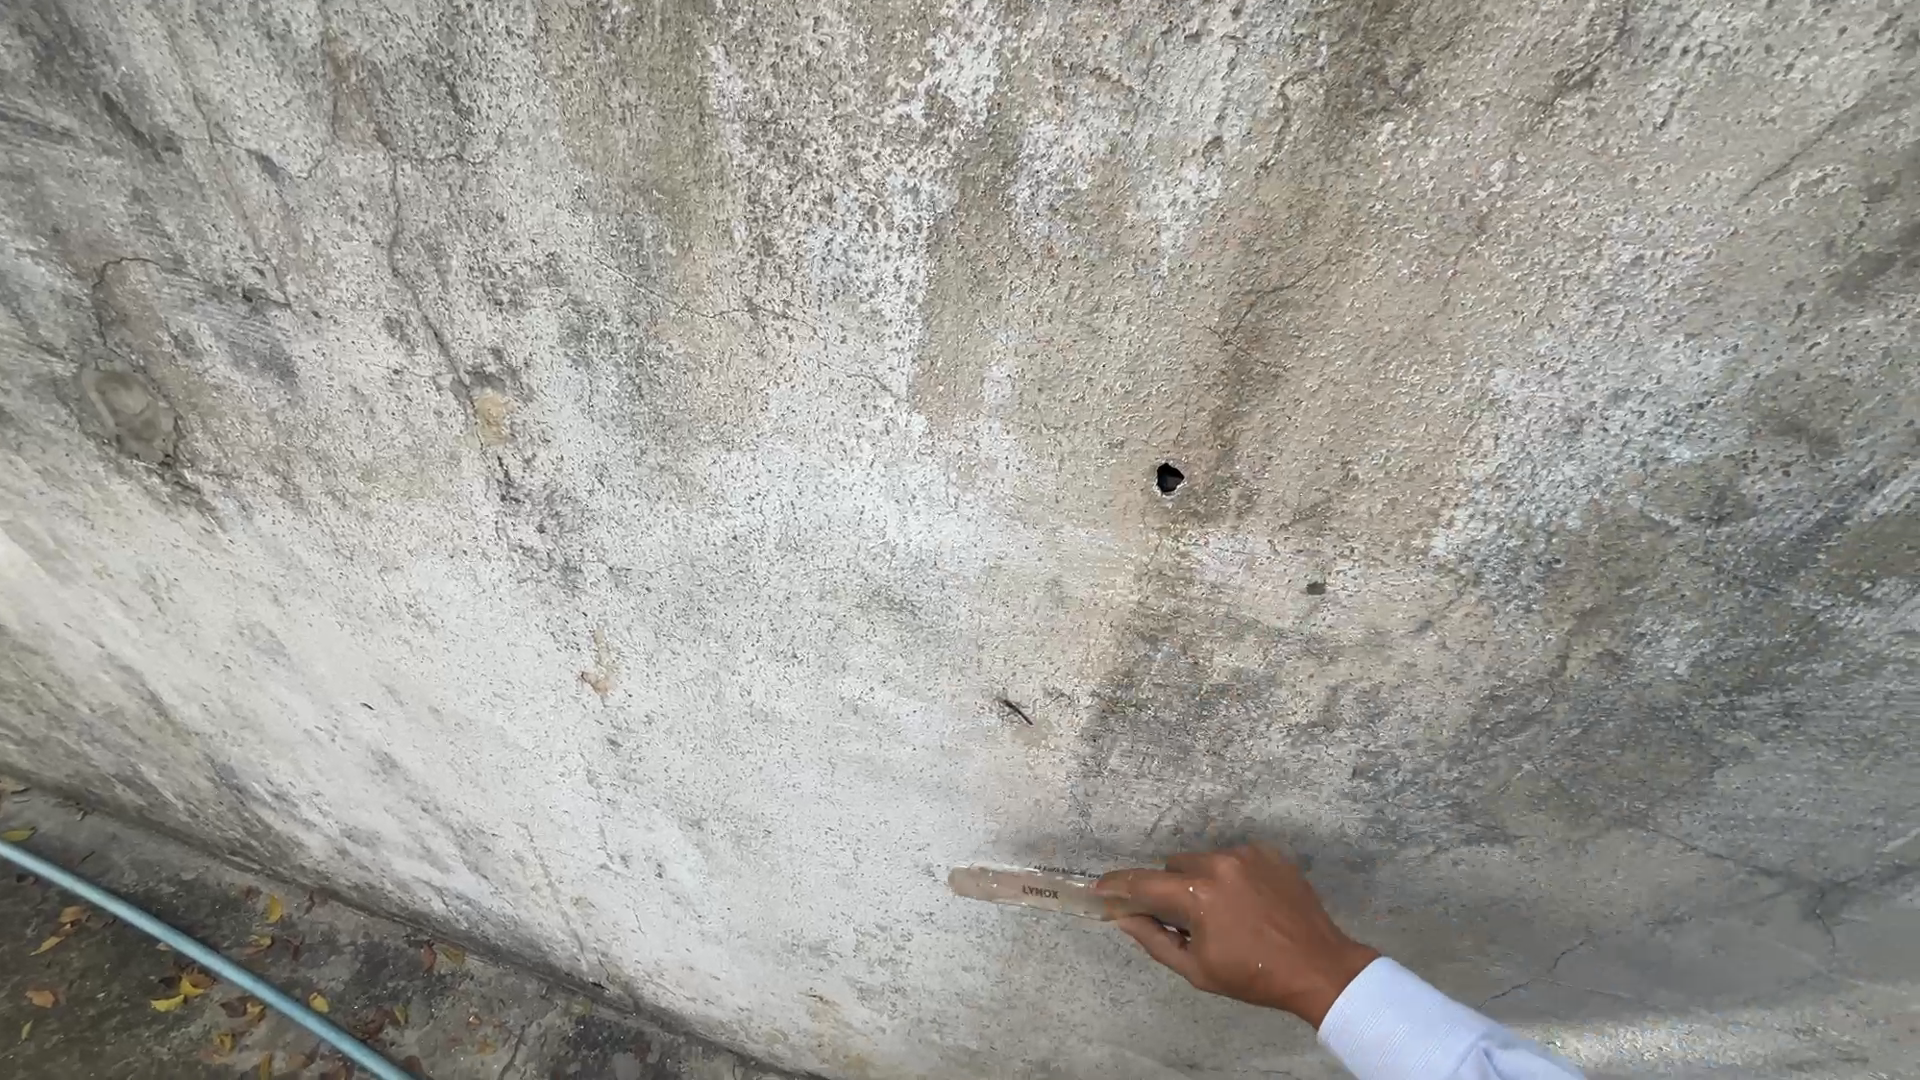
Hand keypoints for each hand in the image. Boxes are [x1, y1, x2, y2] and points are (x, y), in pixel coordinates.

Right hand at [1095, 845, 1379, 1026]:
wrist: (1320, 968)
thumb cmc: (1255, 976)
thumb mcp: (1198, 969)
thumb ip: (1155, 940)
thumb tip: (1123, 918)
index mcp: (1198, 894)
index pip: (1144, 883)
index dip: (1118, 885)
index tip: (1099, 887)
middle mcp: (1217, 863)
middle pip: (1174, 866)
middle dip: (1173, 888)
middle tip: (1188, 917)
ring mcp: (1245, 854)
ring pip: (1204, 859)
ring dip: (1202, 879)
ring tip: (1226, 911)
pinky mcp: (1267, 852)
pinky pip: (1234, 857)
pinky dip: (1232, 875)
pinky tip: (1249, 901)